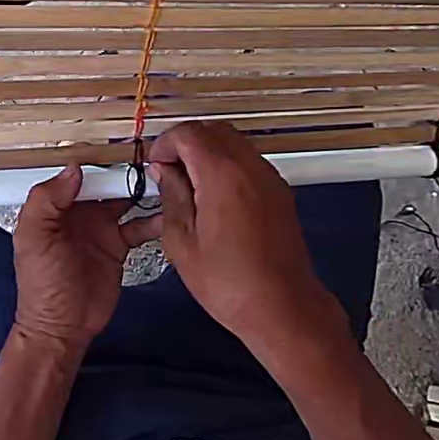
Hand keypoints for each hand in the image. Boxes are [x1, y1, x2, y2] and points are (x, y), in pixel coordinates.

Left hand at [11, 165, 161, 352]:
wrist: (61, 325)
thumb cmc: (41, 283)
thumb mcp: (34, 237)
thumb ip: (47, 200)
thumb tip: (74, 169)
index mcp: (54, 205)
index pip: (74, 174)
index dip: (94, 160)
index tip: (117, 147)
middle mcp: (77, 212)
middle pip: (102, 183)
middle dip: (122, 171)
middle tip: (150, 158)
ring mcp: (99, 228)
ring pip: (123, 200)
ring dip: (140, 190)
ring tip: (164, 179)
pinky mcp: (118, 246)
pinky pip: (139, 226)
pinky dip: (154, 219)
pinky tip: (169, 213)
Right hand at [148, 122, 351, 358]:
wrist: (283, 309)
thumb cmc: (228, 282)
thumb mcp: (181, 241)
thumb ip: (171, 196)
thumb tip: (165, 172)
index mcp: (223, 177)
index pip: (189, 134)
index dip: (165, 145)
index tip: (155, 167)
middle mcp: (251, 169)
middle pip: (214, 130)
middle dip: (185, 143)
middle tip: (168, 172)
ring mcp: (270, 180)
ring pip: (233, 143)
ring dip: (206, 153)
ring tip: (188, 186)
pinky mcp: (280, 194)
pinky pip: (247, 162)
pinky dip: (225, 166)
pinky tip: (212, 197)